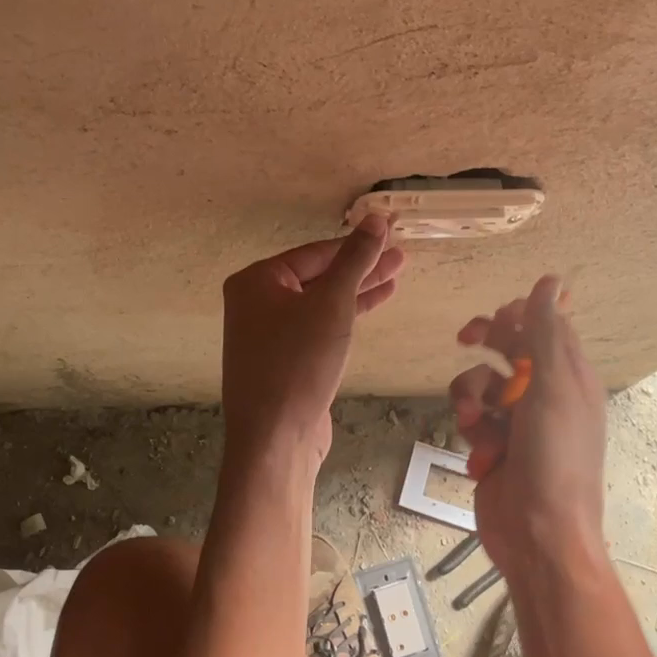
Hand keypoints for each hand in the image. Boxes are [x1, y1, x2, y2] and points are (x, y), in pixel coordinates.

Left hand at [220, 215, 405, 460]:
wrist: (275, 439)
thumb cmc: (298, 363)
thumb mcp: (332, 304)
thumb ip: (356, 260)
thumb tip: (376, 218)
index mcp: (256, 281)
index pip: (315, 253)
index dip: (356, 244)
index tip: (391, 233)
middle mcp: (256, 302)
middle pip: (317, 275)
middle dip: (360, 266)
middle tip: (401, 255)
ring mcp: (269, 333)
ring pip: (320, 302)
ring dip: (357, 290)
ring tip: (397, 275)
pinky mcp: (285, 359)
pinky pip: (318, 326)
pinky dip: (345, 315)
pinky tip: (373, 304)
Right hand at [450, 275, 608, 578]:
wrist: (538, 537)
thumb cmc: (554, 460)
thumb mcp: (553, 388)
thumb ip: (547, 331)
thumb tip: (552, 279)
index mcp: (571, 376)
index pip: (546, 325)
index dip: (519, 315)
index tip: (498, 318)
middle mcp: (546, 393)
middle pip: (510, 346)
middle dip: (486, 343)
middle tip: (467, 338)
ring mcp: (519, 421)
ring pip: (481, 381)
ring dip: (470, 395)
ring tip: (473, 422)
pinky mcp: (494, 445)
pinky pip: (472, 417)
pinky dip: (471, 430)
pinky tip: (479, 454)